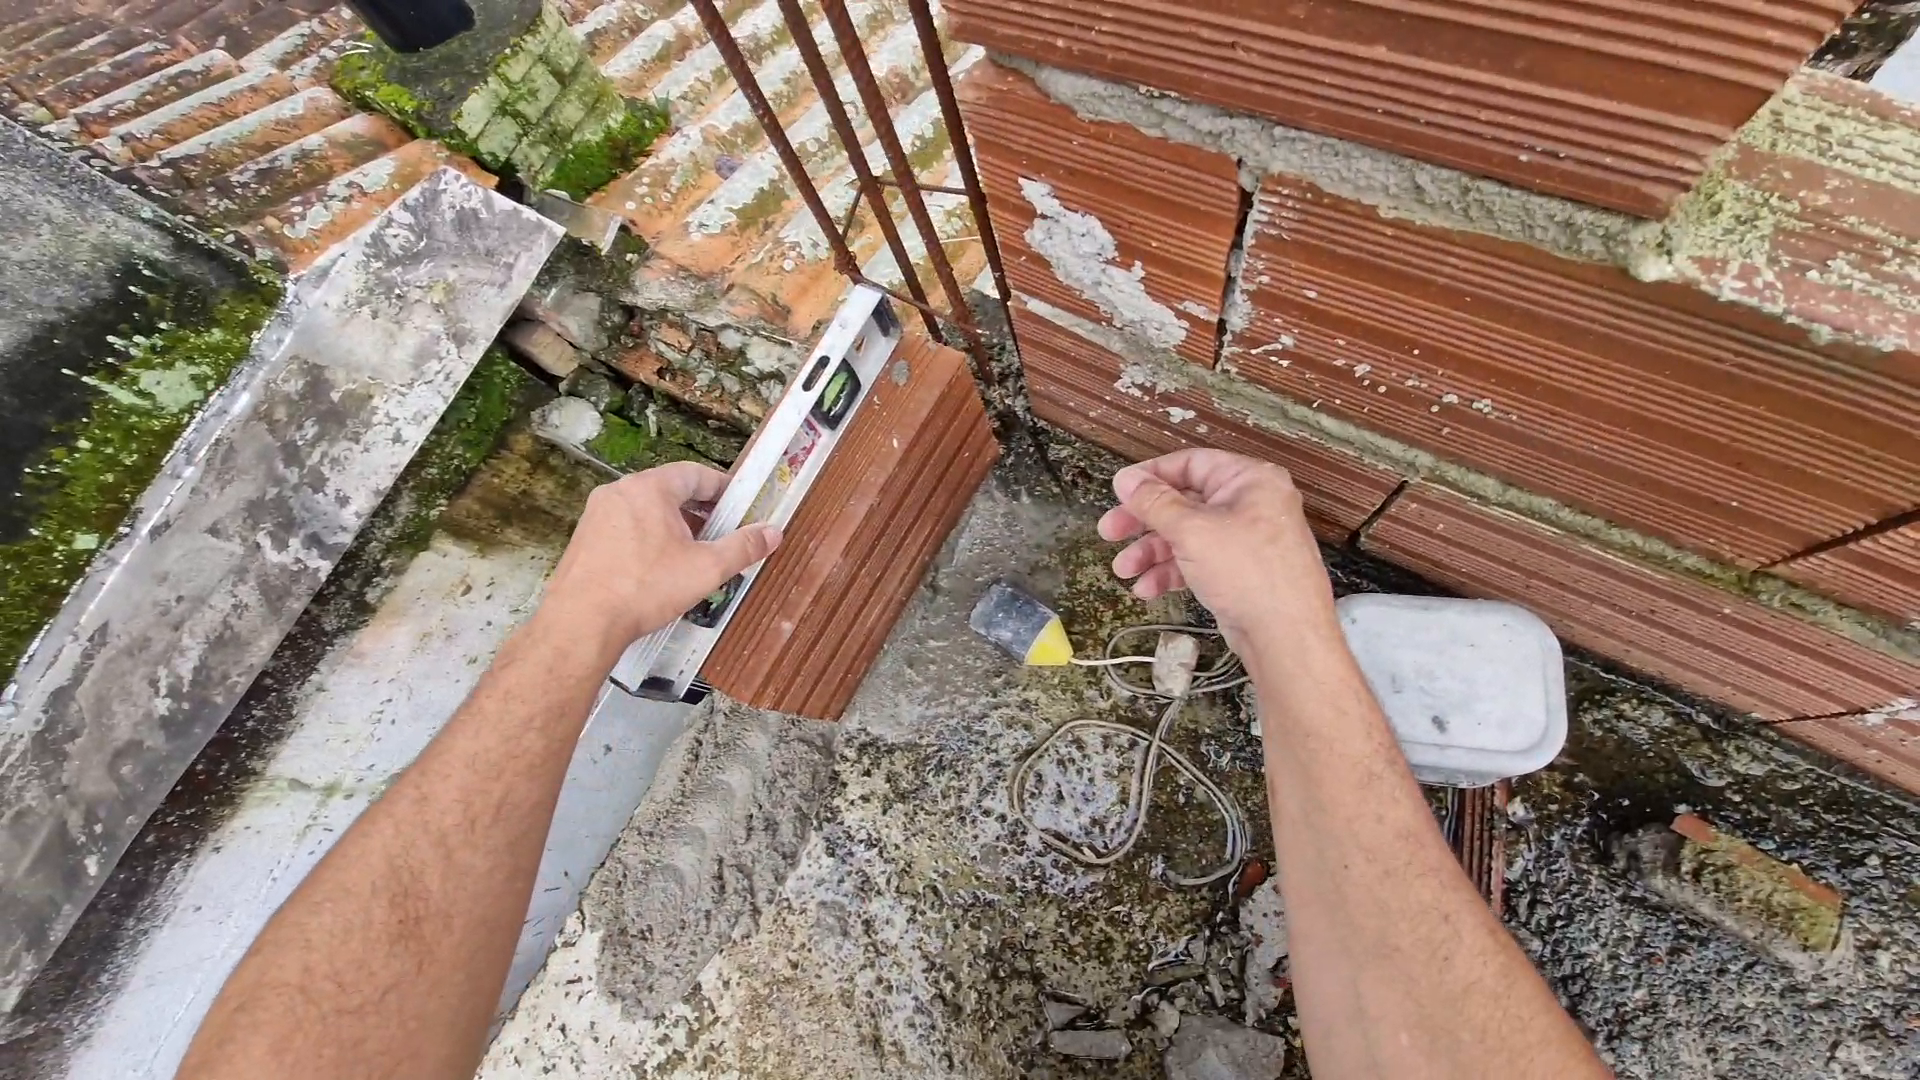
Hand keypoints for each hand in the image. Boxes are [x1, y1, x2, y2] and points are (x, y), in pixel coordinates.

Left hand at [538, 461, 781, 653]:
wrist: (581, 624)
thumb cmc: (645, 589)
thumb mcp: (707, 568)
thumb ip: (744, 547)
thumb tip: (773, 533)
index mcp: (649, 489)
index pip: (695, 474)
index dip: (722, 488)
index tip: (740, 504)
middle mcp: (619, 492)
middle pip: (670, 490)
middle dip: (700, 510)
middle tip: (722, 532)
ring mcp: (597, 515)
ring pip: (647, 510)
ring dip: (675, 525)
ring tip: (694, 554)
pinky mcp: (585, 539)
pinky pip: (626, 527)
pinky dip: (650, 538)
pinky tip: (660, 568)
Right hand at [1098, 448, 1335, 647]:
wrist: (1286, 636)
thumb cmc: (1246, 572)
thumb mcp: (1191, 530)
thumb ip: (1154, 502)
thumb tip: (1124, 478)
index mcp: (1248, 480)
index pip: (1190, 464)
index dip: (1150, 477)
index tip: (1118, 492)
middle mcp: (1249, 504)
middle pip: (1183, 502)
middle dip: (1143, 522)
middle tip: (1108, 533)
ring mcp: (1245, 539)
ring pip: (1186, 535)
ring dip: (1151, 552)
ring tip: (1123, 571)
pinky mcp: (1239, 571)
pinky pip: (1197, 560)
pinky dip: (1171, 571)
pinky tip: (1147, 589)